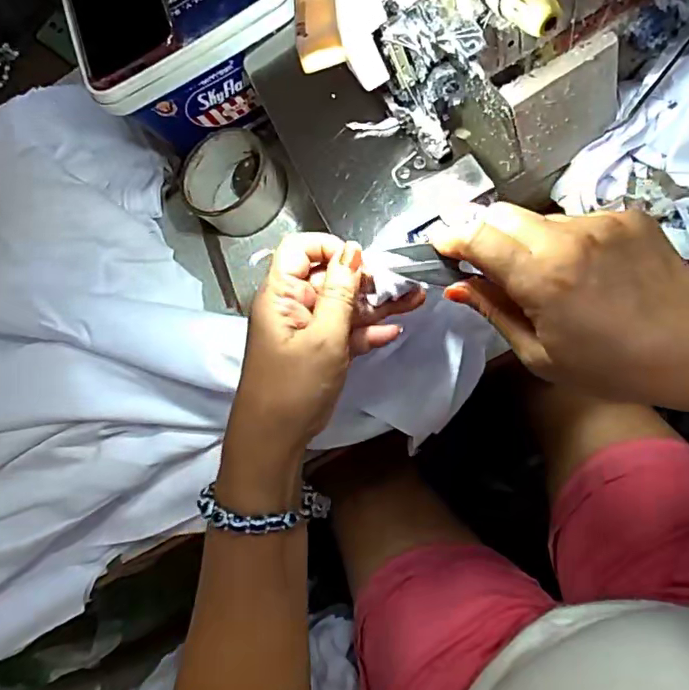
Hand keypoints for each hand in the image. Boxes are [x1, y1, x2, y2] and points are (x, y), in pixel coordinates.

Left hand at [227, 233, 424, 463]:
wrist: (274, 440)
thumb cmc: (293, 388)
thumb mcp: (324, 337)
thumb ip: (341, 293)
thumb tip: (352, 252)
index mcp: (281, 295)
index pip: (299, 249)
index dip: (330, 249)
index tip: (360, 263)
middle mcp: (292, 306)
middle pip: (330, 277)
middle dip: (366, 280)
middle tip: (400, 285)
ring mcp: (306, 329)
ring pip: (343, 305)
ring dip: (376, 305)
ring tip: (413, 300)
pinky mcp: (319, 350)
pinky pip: (345, 331)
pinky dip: (367, 331)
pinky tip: (393, 329)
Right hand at [430, 203, 688, 410]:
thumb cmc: (617, 368)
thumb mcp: (544, 357)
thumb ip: (497, 313)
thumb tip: (459, 287)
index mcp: (543, 276)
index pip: (478, 236)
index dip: (451, 238)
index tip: (440, 247)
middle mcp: (568, 236)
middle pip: (503, 213)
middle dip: (485, 233)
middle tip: (486, 263)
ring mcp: (601, 220)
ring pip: (541, 218)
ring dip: (529, 240)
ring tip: (551, 279)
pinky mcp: (627, 215)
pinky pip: (578, 222)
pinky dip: (568, 241)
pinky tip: (589, 273)